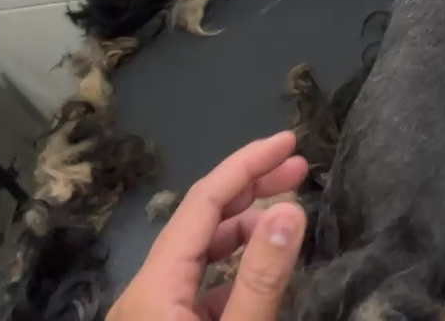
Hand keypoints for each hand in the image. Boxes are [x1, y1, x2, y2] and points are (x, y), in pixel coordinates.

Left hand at [109, 131, 308, 320]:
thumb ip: (260, 277)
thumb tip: (290, 208)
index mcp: (153, 287)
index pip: (204, 200)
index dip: (249, 163)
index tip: (291, 141)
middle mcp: (144, 293)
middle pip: (201, 219)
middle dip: (252, 188)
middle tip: (299, 170)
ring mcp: (150, 316)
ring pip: (200, 252)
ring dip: (245, 227)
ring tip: (289, 219)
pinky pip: (199, 285)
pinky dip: (235, 267)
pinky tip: (264, 272)